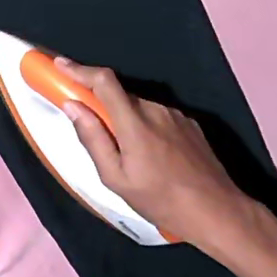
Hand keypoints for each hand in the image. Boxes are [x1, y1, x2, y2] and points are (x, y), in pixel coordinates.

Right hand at [55, 57, 266, 244]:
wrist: (216, 211)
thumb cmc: (160, 199)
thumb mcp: (115, 177)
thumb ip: (92, 138)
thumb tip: (72, 107)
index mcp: (135, 122)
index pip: (103, 82)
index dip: (79, 70)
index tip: (60, 64)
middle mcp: (155, 110)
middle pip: (119, 94)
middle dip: (99, 102)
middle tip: (87, 124)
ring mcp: (175, 115)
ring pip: (137, 106)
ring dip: (122, 116)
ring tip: (124, 152)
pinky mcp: (189, 123)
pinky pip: (155, 115)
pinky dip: (142, 124)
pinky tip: (148, 153)